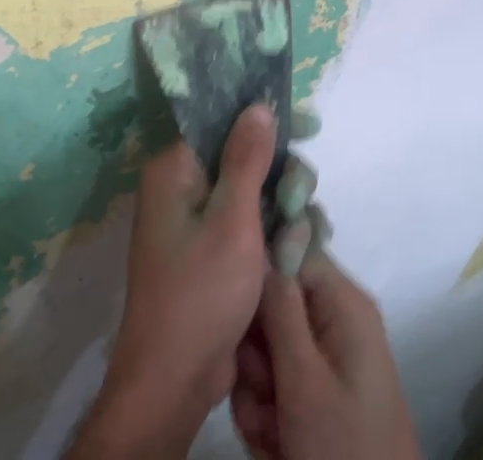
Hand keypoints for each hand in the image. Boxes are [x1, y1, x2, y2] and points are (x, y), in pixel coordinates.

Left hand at [68, 104, 278, 457]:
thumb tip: (257, 106)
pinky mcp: (213, 253)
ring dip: (284, 208)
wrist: (175, 377)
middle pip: (243, 157)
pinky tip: (301, 246)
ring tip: (303, 236)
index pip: (222, 123)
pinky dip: (275, 231)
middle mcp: (181, 189)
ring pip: (253, 193)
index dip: (265, 121)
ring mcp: (197, 224)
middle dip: (281, 174)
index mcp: (174, 171)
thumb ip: (247, 160)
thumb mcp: (231, 221)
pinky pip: (250, 225)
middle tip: (301, 201)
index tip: (309, 126)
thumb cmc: (200, 292)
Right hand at [232, 248, 421, 459]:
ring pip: (263, 352)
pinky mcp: (316, 392)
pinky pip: (272, 386)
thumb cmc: (341, 444)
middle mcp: (336, 322)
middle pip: (270, 308)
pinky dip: (266, 415)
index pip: (290, 254)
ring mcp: (325, 359)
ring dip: (256, 393)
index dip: (259, 279)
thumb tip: (268, 240)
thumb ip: (280, 309)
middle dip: (254, 354)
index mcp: (343, 305)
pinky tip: (275, 442)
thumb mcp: (304, 377)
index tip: (239, 314)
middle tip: (262, 392)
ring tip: (272, 428)